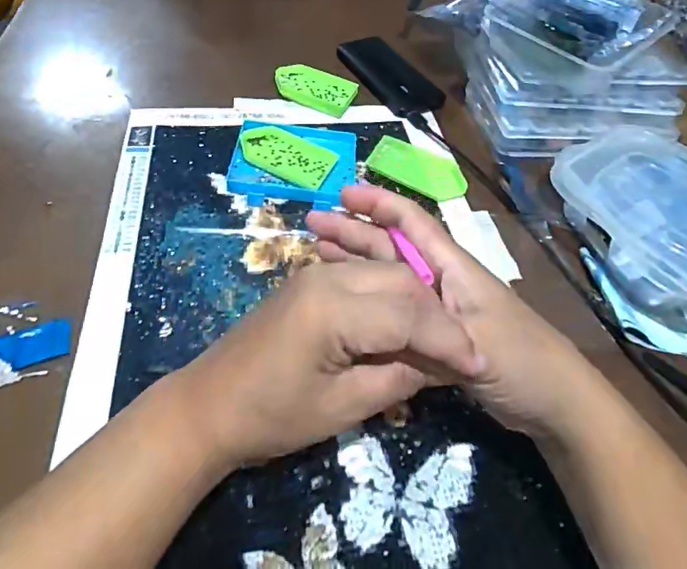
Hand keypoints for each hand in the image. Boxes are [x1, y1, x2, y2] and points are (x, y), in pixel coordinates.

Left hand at [166, 260, 483, 468]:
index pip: (409, 313)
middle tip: (460, 353)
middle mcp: (327, 276)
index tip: (477, 364)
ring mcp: (315, 272)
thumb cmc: (272, 415)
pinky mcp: (309, 278)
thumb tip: (440, 366)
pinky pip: (362, 276)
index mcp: (333, 307)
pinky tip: (401, 324)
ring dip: (414, 302)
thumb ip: (396, 379)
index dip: (447, 339)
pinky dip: (389, 297)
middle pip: (400, 280)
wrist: (210, 404)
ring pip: (384, 272)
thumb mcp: (342, 407)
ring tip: (435, 340)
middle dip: (435, 314)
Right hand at [308, 186, 607, 442]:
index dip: (378, 203)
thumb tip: (381, 319)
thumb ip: (428, 328)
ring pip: (389, 276)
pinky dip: (369, 301)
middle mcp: (441, 280)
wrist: (557, 404)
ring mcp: (439, 308)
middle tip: (313, 224)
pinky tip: (346, 305)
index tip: (343, 193)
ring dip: (356, 263)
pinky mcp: (437, 335)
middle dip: (355, 231)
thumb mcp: (474, 343)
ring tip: (318, 254)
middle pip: (391, 246)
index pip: (411, 223)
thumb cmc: (521, 360)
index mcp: (453, 267)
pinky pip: (395, 310)